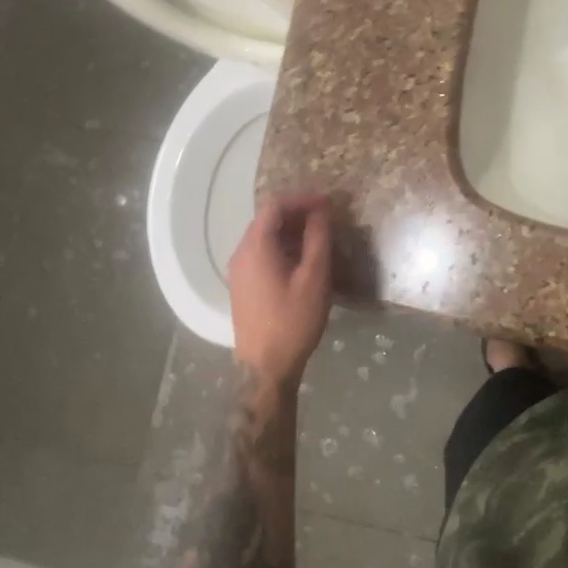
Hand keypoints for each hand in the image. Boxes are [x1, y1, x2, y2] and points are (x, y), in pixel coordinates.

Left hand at [228, 193, 334, 388]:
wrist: (265, 368)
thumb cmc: (293, 320)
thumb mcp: (314, 276)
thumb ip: (317, 238)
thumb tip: (320, 210)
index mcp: (255, 247)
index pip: (275, 206)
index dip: (302, 199)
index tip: (328, 203)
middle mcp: (241, 254)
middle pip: (267, 220)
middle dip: (297, 213)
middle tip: (327, 217)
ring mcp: (239, 272)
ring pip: (265, 237)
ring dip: (291, 231)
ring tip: (319, 237)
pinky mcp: (243, 286)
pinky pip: (262, 254)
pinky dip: (283, 247)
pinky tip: (303, 260)